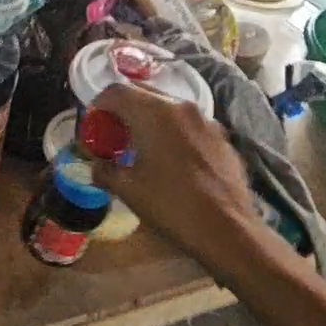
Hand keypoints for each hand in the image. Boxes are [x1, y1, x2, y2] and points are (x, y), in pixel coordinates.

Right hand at [88, 83, 262, 273]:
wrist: (230, 233)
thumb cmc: (171, 205)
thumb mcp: (127, 189)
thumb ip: (104, 170)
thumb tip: (95, 167)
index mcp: (152, 112)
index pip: (116, 91)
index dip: (99, 104)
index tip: (94, 124)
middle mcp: (180, 108)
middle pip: (143, 94)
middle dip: (125, 109)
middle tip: (116, 133)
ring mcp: (207, 122)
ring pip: (169, 109)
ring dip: (152, 120)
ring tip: (145, 146)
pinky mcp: (224, 140)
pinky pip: (191, 127)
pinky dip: (176, 134)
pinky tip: (175, 161)